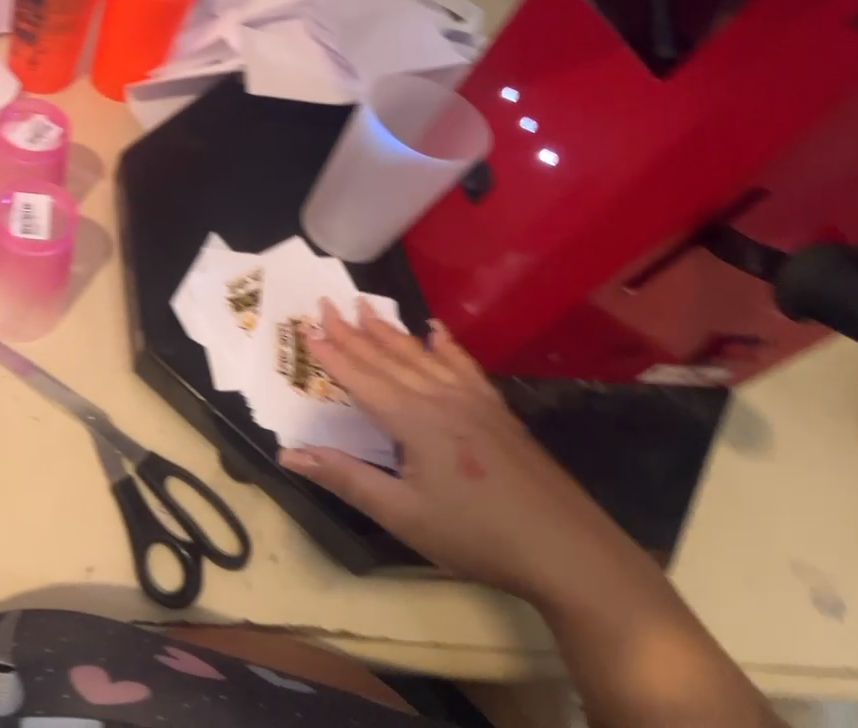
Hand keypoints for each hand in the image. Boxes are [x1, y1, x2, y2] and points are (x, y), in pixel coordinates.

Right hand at [278, 298, 661, 608]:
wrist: (569, 552)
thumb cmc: (476, 536)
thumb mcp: (401, 514)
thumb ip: (345, 477)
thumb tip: (287, 453)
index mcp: (414, 420)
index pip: (361, 379)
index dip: (332, 355)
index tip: (306, 328)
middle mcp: (441, 399)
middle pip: (389, 358)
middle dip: (354, 331)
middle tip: (326, 303)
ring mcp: (474, 402)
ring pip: (423, 356)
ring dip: (390, 331)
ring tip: (366, 307)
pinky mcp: (498, 412)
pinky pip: (464, 366)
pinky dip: (446, 345)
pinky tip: (436, 330)